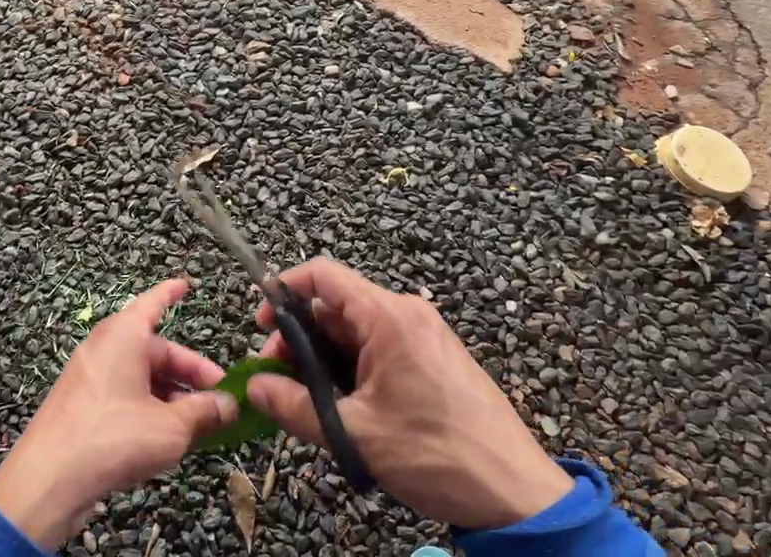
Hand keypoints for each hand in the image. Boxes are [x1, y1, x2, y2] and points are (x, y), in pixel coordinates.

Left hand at [0, 279, 237, 548]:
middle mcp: (105, 346)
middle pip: (155, 350)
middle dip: (190, 374)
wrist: (49, 478)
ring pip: (141, 375)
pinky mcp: (81, 402)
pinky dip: (149, 406)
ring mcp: (90, 374)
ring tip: (200, 425)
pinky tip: (167, 436)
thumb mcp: (171, 427)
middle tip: (221, 399)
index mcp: (124, 335)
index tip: (186, 284)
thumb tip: (230, 405)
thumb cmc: (113, 438)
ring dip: (172, 395)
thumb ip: (204, 413)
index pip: (153, 303)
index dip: (172, 293)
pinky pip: (124, 392)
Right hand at [246, 259, 572, 530]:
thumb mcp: (355, 433)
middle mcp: (406, 314)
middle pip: (335, 307)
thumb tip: (253, 388)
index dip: (284, 290)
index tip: (262, 324)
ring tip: (308, 402)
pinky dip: (351, 368)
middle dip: (299, 339)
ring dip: (324, 360)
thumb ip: (295, 407)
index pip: (322, 274)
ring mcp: (423, 335)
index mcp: (388, 317)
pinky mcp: (433, 358)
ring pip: (355, 331)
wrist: (517, 494)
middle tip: (278, 380)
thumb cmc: (438, 455)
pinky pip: (378, 348)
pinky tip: (343, 406)